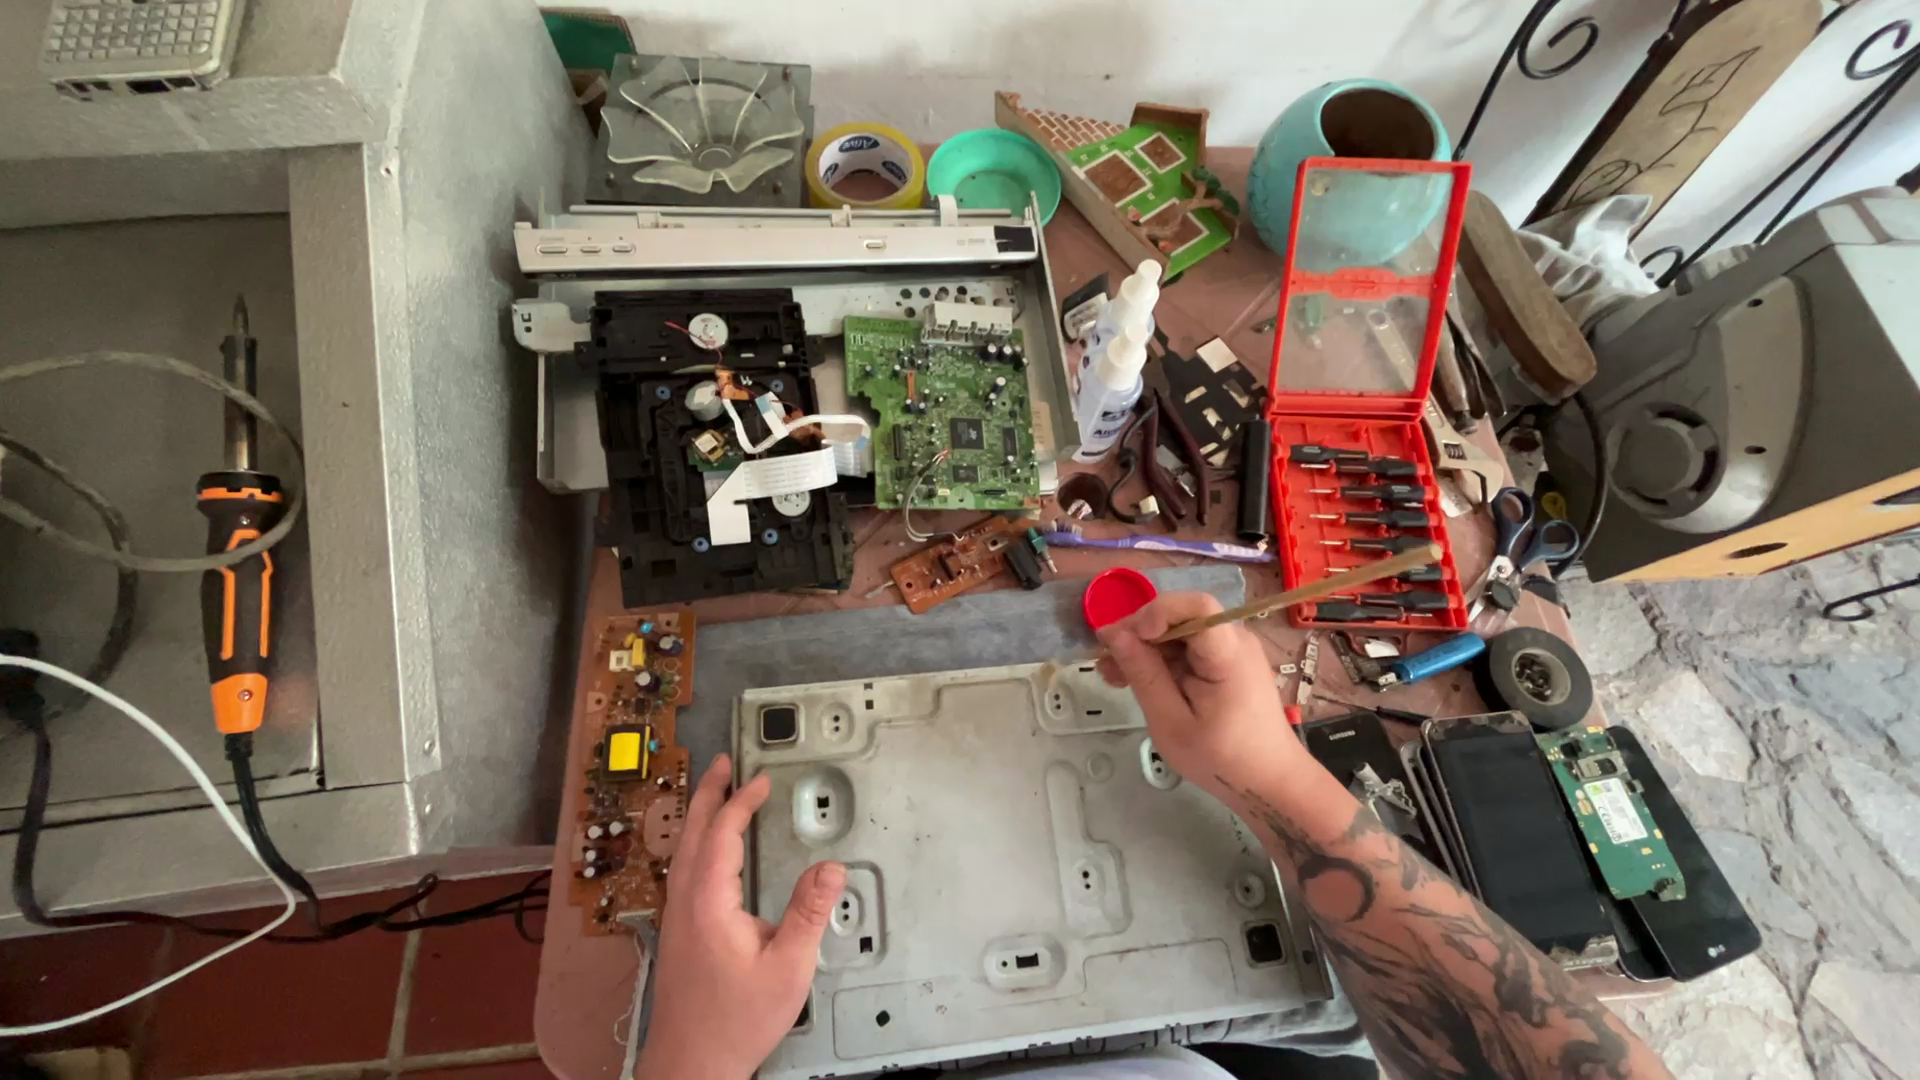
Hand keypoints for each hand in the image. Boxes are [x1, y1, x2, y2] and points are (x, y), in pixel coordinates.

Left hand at [636, 755, 845, 1079]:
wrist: (690, 1068)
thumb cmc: (735, 1022)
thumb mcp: (787, 968)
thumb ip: (809, 914)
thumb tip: (830, 867)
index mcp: (708, 904)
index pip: (721, 835)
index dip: (740, 803)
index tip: (760, 781)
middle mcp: (685, 904)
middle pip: (691, 834)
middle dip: (706, 794)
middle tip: (722, 764)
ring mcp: (677, 919)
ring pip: (682, 852)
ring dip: (698, 816)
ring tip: (714, 793)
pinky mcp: (678, 933)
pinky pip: (683, 869)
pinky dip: (695, 842)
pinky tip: (706, 848)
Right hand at [1096, 592, 1303, 796]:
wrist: (1268, 781)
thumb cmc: (1222, 759)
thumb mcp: (1171, 723)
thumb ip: (1144, 675)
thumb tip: (1115, 635)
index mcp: (1228, 655)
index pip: (1196, 607)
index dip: (1157, 612)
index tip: (1126, 639)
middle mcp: (1234, 640)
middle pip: (1180, 616)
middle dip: (1139, 633)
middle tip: (1105, 661)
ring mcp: (1231, 648)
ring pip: (1178, 631)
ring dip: (1144, 648)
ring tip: (1113, 675)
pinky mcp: (1225, 661)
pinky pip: (1187, 647)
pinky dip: (1160, 658)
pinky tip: (1135, 678)